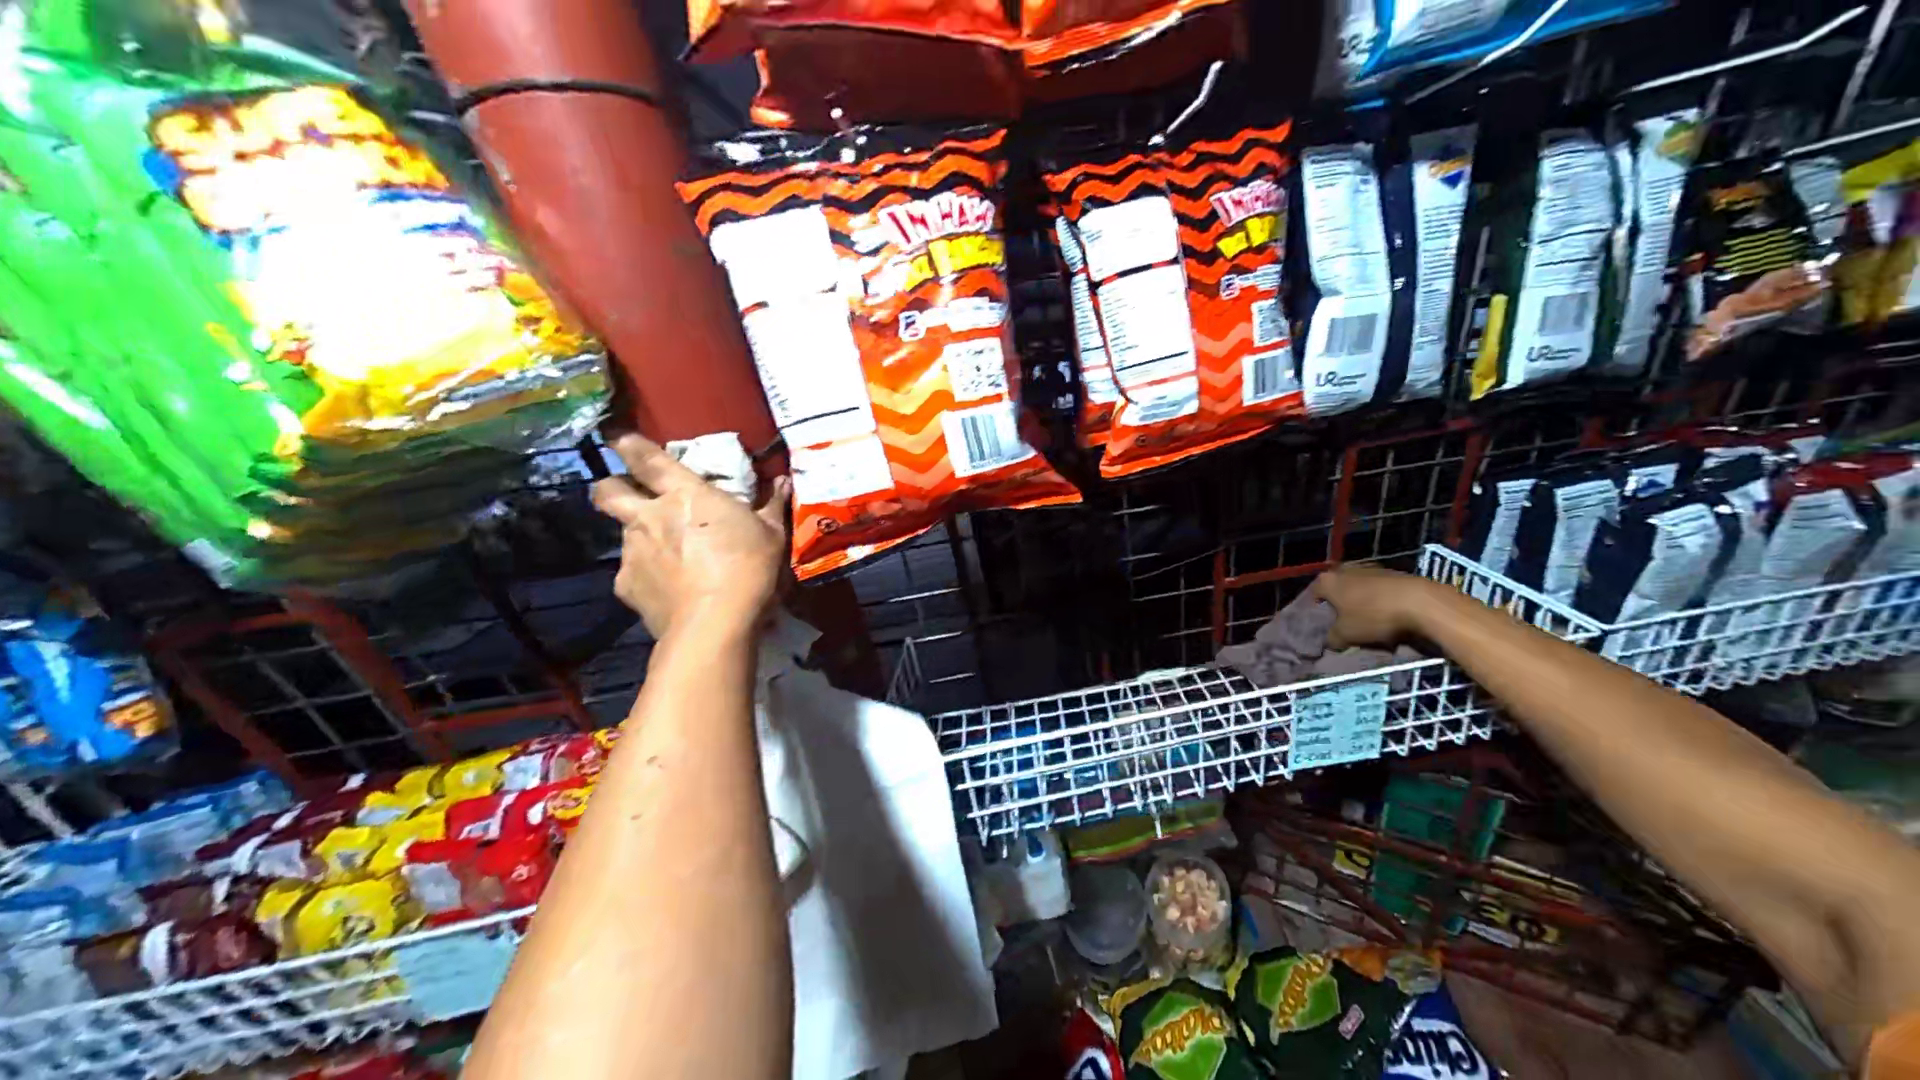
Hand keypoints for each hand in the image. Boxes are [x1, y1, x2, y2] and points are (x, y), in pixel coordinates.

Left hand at [590, 432, 789, 637]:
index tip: (617, 436)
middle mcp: (649, 516)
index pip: (644, 457)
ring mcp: (632, 551)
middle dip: (611, 486)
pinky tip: (667, 590)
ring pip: (623, 533)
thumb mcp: (772, 534)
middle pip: (608, 491)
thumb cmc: (748, 568)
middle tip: (626, 494)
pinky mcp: (626, 586)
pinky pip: (631, 573)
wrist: (715, 623)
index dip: (627, 442)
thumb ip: (772, 505)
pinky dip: (646, 577)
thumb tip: (783, 481)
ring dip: (640, 537)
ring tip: (666, 557)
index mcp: (685, 494)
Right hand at [1310, 565, 1443, 649]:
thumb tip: (1331, 640)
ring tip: (1369, 621)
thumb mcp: (1346, 635)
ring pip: (1358, 588)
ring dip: (1361, 601)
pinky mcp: (1392, 572)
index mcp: (1327, 581)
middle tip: (1345, 622)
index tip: (1324, 625)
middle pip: (1337, 589)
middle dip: (1340, 604)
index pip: (1313, 595)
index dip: (1317, 611)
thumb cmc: (1373, 616)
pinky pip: (1378, 588)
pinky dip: (1379, 599)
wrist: (1420, 602)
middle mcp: (1344, 569)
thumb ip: (1333, 638)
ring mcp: (1370, 568)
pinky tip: (1388, 614)